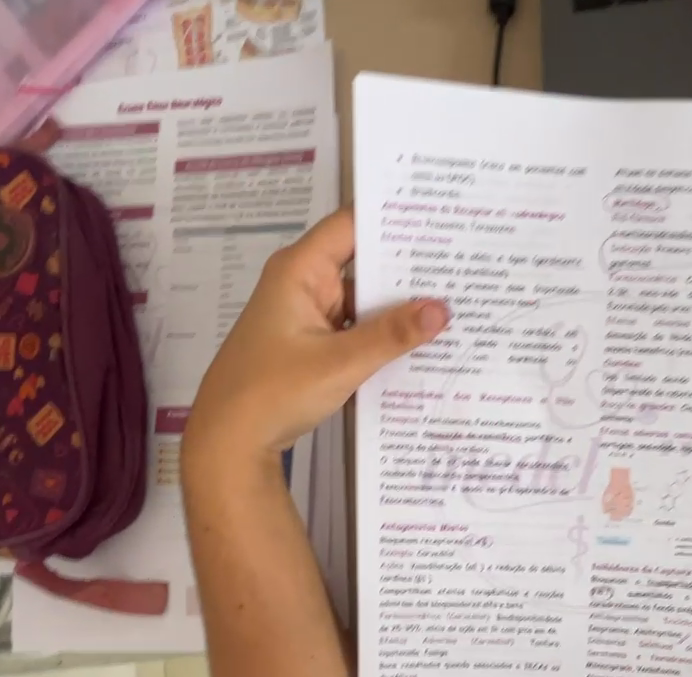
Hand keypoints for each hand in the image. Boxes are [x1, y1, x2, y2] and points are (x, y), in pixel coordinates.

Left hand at [183, 209, 449, 468]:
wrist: (231, 441)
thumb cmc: (274, 391)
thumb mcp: (340, 363)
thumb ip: (392, 335)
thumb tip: (443, 309)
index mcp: (300, 271)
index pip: (352, 226)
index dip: (393, 220)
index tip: (439, 220)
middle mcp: (305, 285)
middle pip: (362, 265)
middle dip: (407, 269)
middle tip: (460, 265)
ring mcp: (310, 317)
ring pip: (363, 302)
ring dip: (399, 308)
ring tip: (453, 302)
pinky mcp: (315, 346)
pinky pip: (357, 331)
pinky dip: (384, 335)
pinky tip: (422, 342)